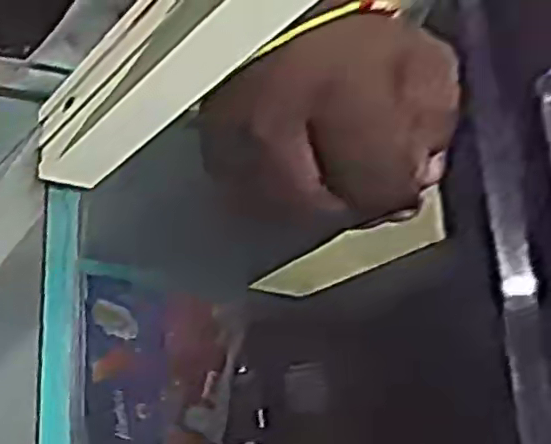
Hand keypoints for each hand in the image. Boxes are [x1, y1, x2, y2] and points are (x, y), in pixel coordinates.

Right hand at [200, 14, 458, 224]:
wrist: (268, 38)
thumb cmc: (346, 46)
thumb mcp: (415, 65)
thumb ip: (427, 123)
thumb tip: (412, 181)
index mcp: (337, 95)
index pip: (369, 175)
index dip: (393, 193)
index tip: (405, 193)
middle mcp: (272, 134)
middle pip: (314, 205)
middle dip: (345, 209)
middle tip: (365, 201)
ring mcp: (232, 156)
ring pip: (277, 212)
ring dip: (308, 210)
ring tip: (333, 192)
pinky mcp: (210, 170)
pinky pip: (247, 203)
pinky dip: (277, 203)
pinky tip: (295, 186)